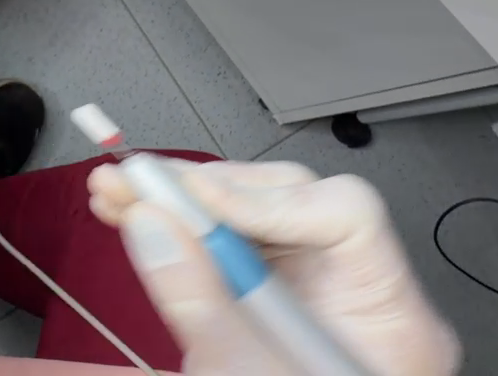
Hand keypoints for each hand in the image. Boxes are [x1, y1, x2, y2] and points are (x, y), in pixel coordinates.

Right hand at [89, 160, 459, 375]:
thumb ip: (202, 305)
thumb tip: (147, 220)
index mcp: (387, 316)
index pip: (346, 216)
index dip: (266, 199)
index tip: (194, 205)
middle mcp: (350, 286)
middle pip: (282, 197)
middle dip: (198, 189)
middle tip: (133, 183)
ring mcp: (303, 283)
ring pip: (238, 208)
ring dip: (168, 197)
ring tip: (110, 192)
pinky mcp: (258, 287)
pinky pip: (212, 234)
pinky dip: (165, 220)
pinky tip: (122, 213)